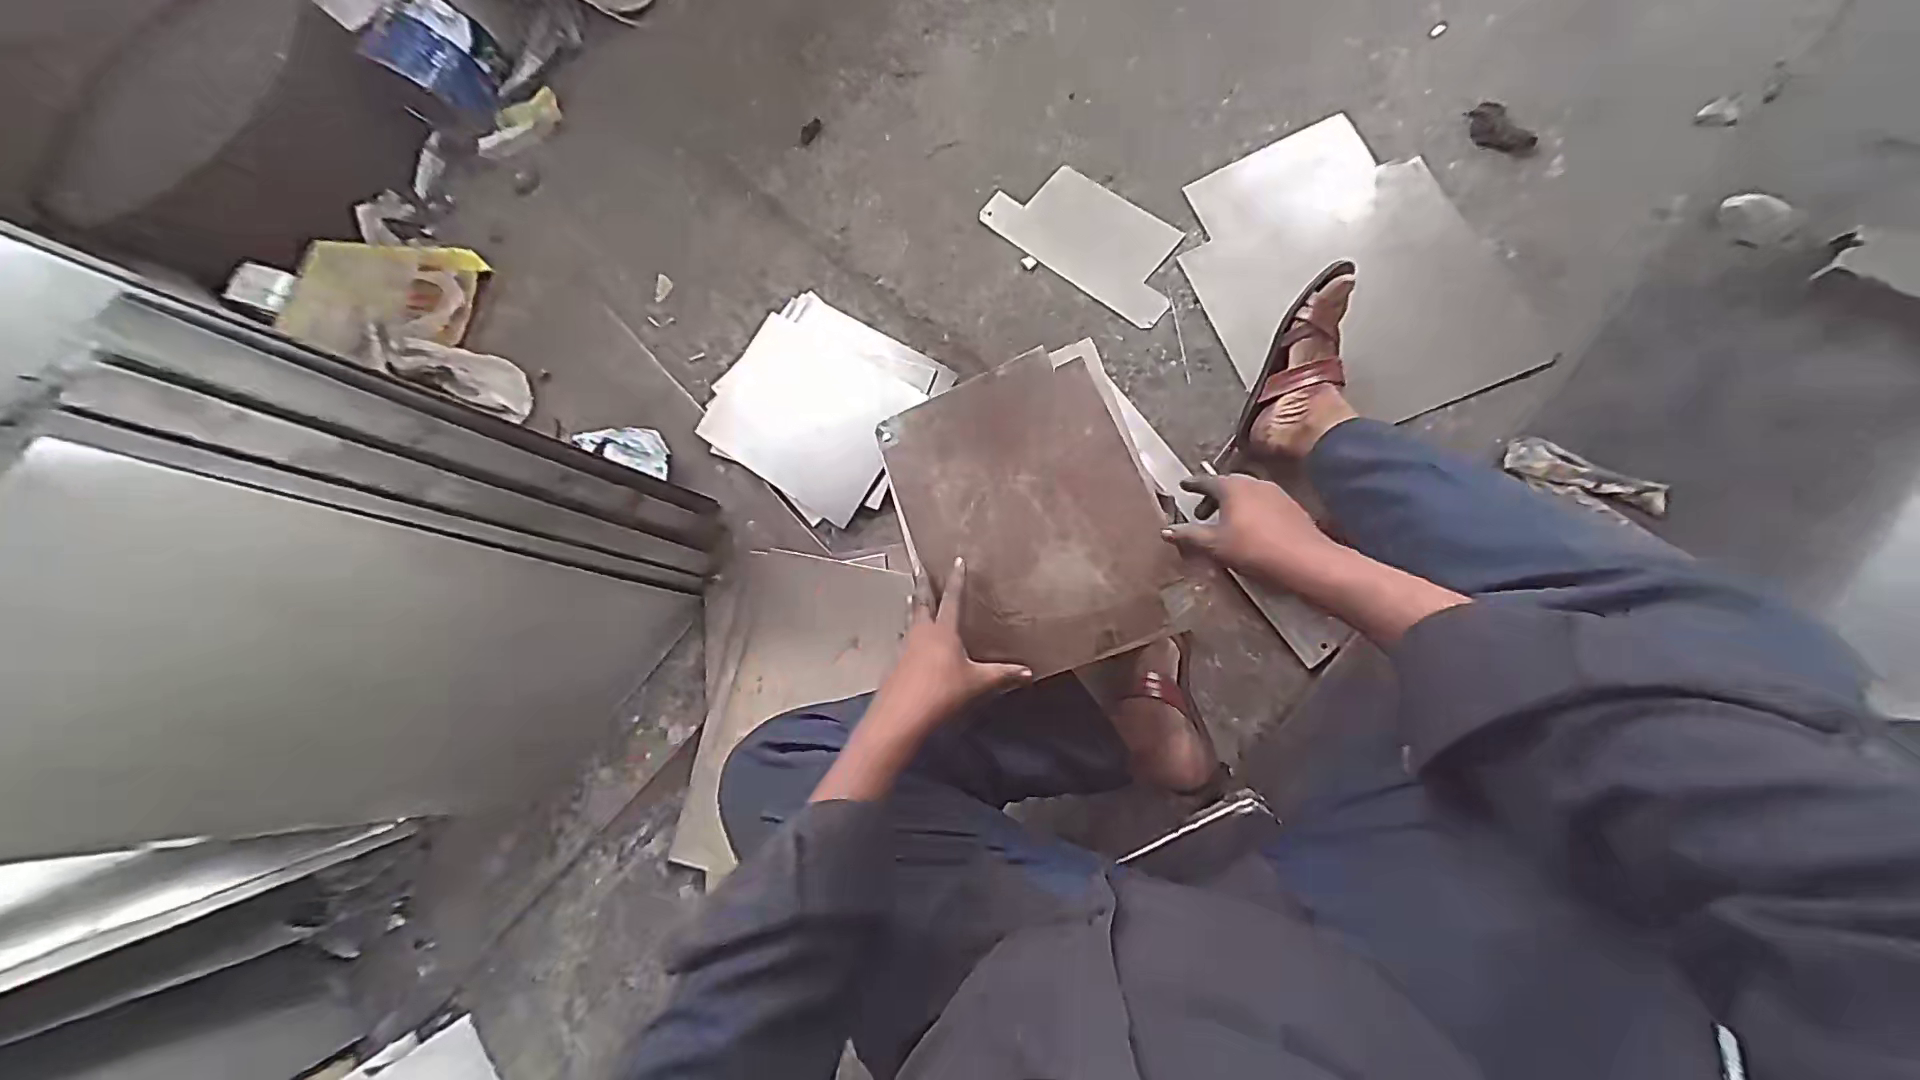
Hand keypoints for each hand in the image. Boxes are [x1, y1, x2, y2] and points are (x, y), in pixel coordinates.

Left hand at [872, 558, 1033, 734]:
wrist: (902, 714)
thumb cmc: (943, 691)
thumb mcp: (977, 682)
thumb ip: (1002, 675)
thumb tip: (1028, 672)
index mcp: (944, 631)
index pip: (953, 599)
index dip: (957, 580)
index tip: (957, 560)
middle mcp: (922, 633)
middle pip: (923, 603)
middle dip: (924, 585)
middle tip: (920, 569)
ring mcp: (905, 647)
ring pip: (910, 620)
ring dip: (913, 607)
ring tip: (912, 597)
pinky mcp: (895, 663)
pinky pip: (903, 640)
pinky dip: (906, 632)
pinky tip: (905, 639)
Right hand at [1163, 473, 1346, 589]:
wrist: (1305, 561)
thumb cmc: (1253, 548)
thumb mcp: (1213, 544)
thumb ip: (1188, 535)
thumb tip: (1166, 531)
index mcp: (1232, 487)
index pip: (1205, 481)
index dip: (1192, 484)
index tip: (1183, 485)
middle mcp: (1254, 483)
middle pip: (1227, 485)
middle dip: (1212, 497)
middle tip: (1200, 512)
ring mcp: (1276, 493)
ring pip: (1246, 494)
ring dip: (1232, 505)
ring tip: (1224, 523)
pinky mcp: (1291, 507)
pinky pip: (1262, 504)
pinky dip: (1250, 511)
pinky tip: (1249, 530)